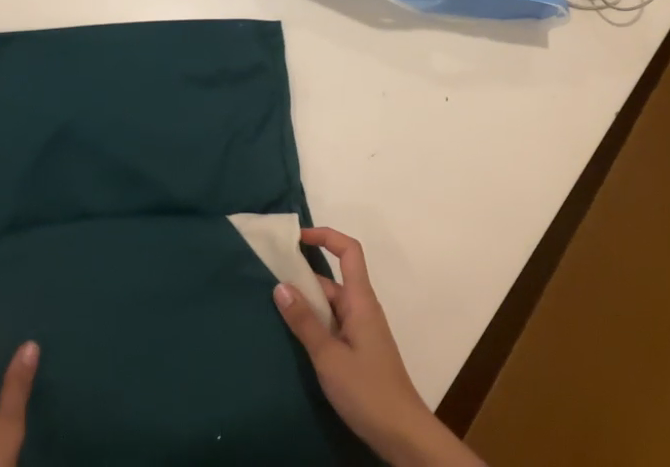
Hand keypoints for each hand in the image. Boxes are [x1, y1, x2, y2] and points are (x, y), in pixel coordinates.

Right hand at [274, 228, 483, 466]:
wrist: (402, 433)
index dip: (326, 236)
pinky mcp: (357, 350)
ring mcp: (360, 330)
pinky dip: (312, 322)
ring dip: (305, 302)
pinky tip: (291, 334)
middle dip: (302, 275)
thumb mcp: (329, 356)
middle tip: (267, 278)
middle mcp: (362, 309)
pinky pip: (332, 324)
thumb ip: (304, 321)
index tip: (296, 238)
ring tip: (270, 306)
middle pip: (332, 279)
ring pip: (330, 304)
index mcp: (361, 301)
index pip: (349, 252)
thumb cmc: (368, 390)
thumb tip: (280, 285)